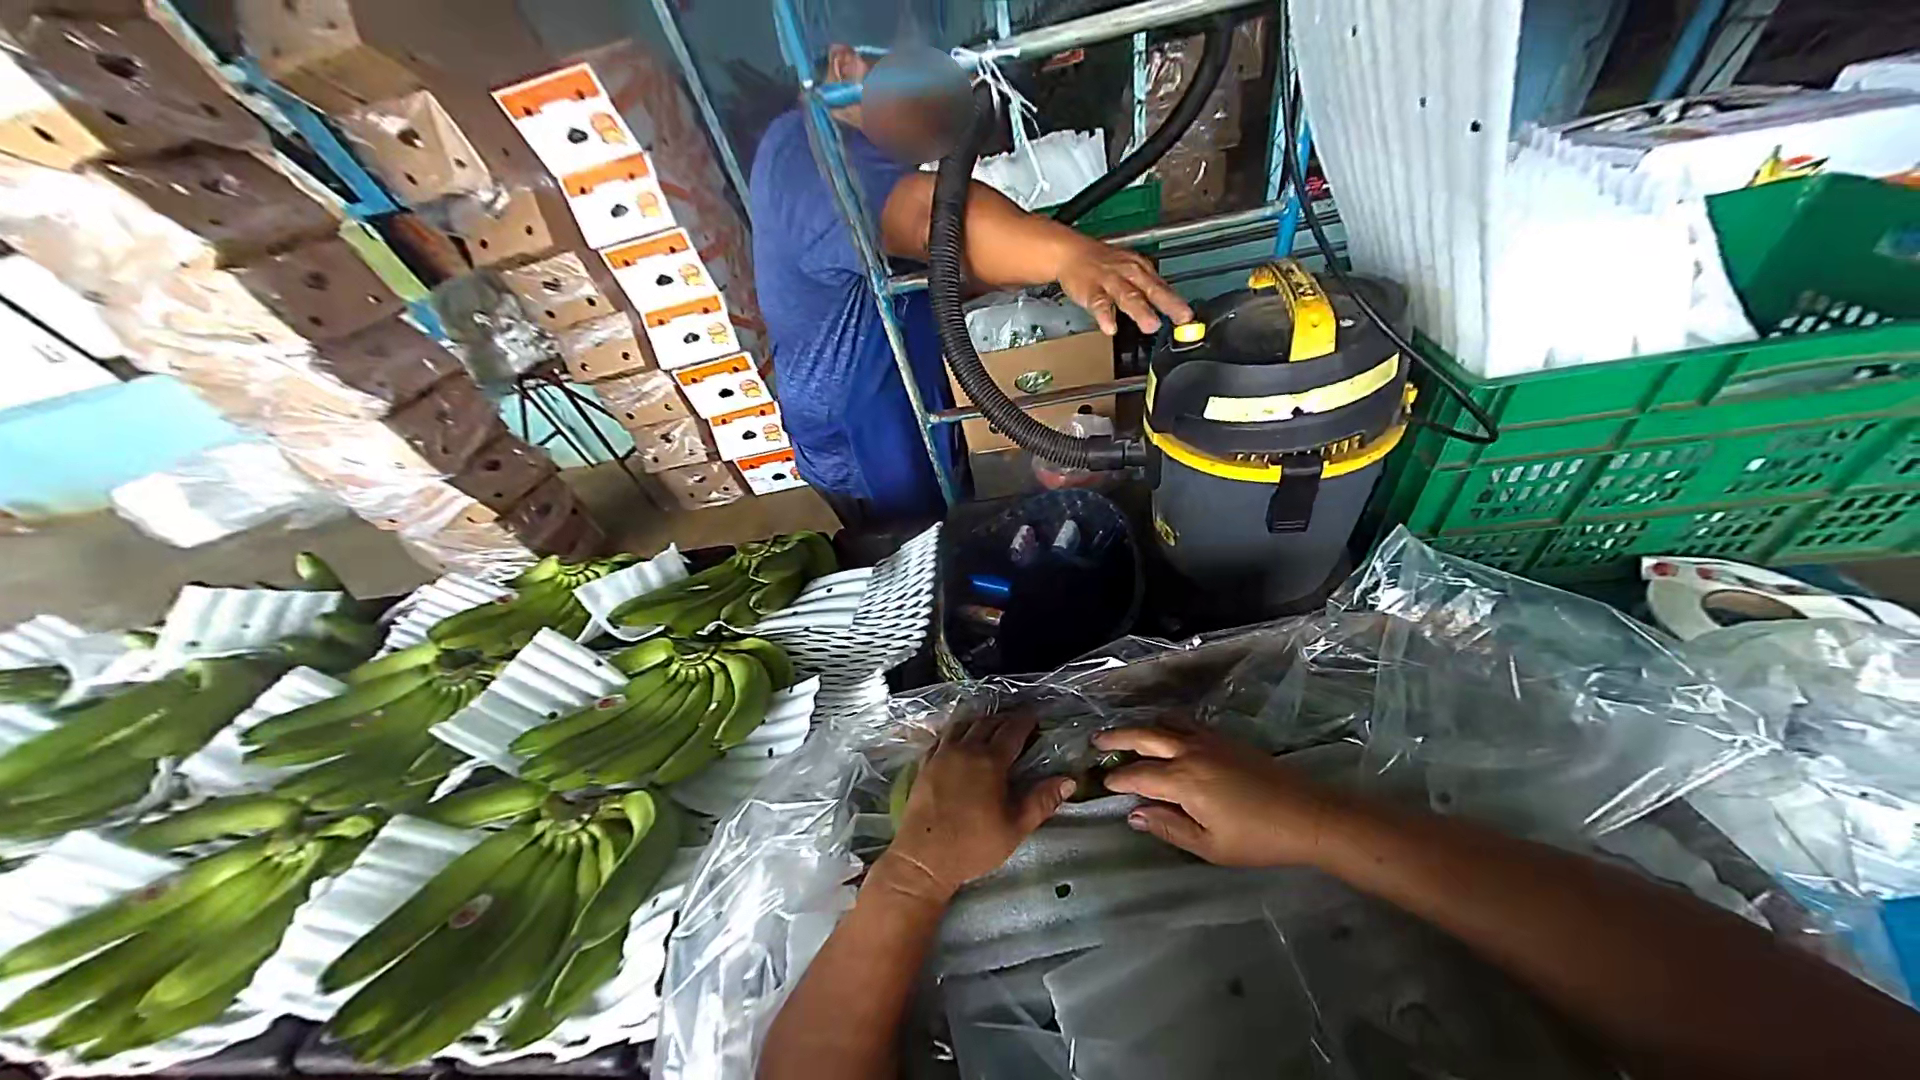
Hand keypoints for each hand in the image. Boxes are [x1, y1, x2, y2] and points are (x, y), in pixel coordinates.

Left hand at [876, 712, 1075, 903]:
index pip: (1012, 731)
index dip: (1026, 721)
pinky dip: (955, 731)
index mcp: (990, 761)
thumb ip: (1042, 801)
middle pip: (987, 723)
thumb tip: (1069, 781)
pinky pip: (943, 737)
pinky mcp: (925, 763)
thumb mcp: (1015, 827)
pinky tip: (958, 738)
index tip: (1036, 717)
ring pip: (963, 725)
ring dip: (979, 721)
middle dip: (1004, 719)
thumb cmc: (974, 845)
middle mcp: (966, 749)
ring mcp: (942, 754)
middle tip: (1016, 722)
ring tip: (990, 725)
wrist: (923, 857)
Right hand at [1055, 240, 1192, 335]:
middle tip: (1182, 317)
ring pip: (1128, 296)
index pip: (1163, 287)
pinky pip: (1099, 303)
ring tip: (1151, 325)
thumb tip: (1166, 307)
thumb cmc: (1102, 264)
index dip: (1177, 302)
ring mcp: (1110, 281)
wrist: (1071, 252)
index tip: (1189, 317)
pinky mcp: (1091, 290)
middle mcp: (1129, 274)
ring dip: (1140, 311)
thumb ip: (1147, 289)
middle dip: (1168, 304)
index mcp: (1141, 269)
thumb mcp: (1129, 269)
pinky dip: (1104, 315)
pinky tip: (1110, 327)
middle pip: (1151, 290)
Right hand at [1094, 726, 1342, 867]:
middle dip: (1117, 738)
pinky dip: (1167, 724)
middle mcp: (1189, 752)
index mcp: (1182, 780)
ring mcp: (1208, 740)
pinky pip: (1186, 723)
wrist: (1307, 814)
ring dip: (1141, 727)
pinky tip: (1166, 734)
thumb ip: (1168, 827)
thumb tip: (1134, 815)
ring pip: (1164, 723)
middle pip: (1143, 736)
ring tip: (1127, 734)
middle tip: (1097, 741)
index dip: (1118, 778)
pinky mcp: (1224, 738)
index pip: (1137, 775)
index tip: (1104, 782)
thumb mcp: (1209, 846)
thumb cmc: (1256, 838)